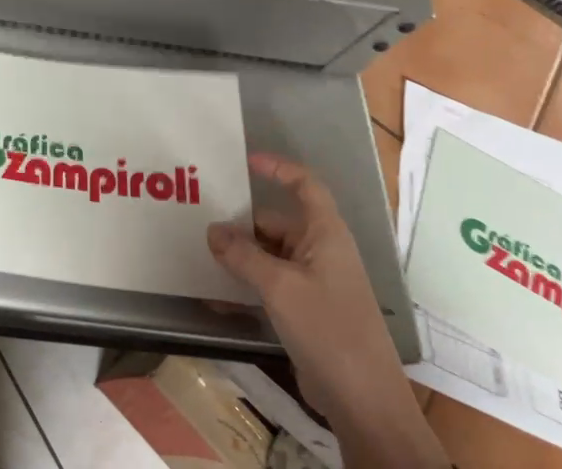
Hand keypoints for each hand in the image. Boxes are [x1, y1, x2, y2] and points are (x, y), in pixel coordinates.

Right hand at [206, 154, 409, 423]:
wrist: (363, 399)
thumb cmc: (328, 329)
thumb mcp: (279, 286)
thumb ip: (243, 255)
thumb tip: (213, 231)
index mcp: (325, 234)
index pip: (305, 186)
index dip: (278, 169)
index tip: (246, 163)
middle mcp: (321, 252)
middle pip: (276, 224)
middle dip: (240, 225)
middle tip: (198, 225)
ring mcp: (314, 283)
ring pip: (269, 256)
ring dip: (238, 258)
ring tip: (199, 258)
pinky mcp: (306, 311)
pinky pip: (269, 285)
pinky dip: (245, 286)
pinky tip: (214, 298)